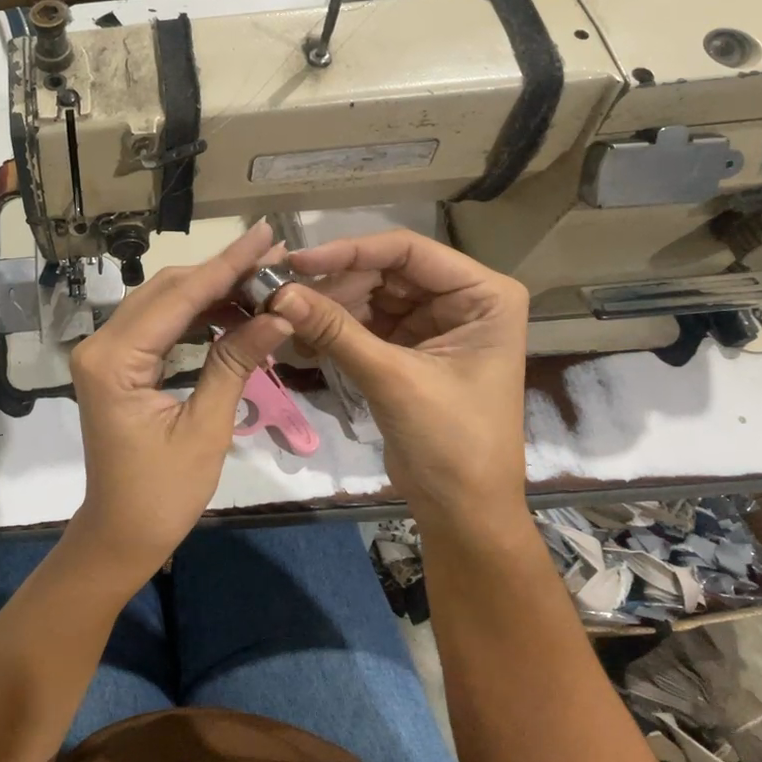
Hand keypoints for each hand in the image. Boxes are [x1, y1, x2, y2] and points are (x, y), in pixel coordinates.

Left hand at [66, 222, 293, 580]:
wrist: (120, 532)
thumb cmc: (162, 493)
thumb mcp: (207, 428)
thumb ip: (235, 363)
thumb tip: (278, 312)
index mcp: (114, 360)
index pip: (178, 297)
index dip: (226, 265)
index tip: (265, 234)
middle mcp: (100, 345)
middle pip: (166, 291)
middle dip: (220, 272)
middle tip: (274, 258)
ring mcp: (103, 354)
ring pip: (161, 304)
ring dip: (209, 292)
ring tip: (262, 282)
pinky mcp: (114, 365)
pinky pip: (157, 326)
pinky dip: (194, 316)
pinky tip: (231, 311)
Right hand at [268, 230, 528, 528]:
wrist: (462, 509)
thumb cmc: (449, 441)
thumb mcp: (392, 378)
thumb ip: (335, 331)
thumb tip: (278, 293)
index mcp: (483, 295)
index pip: (408, 251)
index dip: (349, 251)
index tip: (296, 262)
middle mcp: (462, 300)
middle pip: (384, 271)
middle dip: (333, 285)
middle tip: (280, 297)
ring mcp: (433, 324)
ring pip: (368, 296)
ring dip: (328, 308)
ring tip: (285, 321)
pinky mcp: (408, 348)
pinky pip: (364, 323)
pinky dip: (333, 330)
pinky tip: (300, 341)